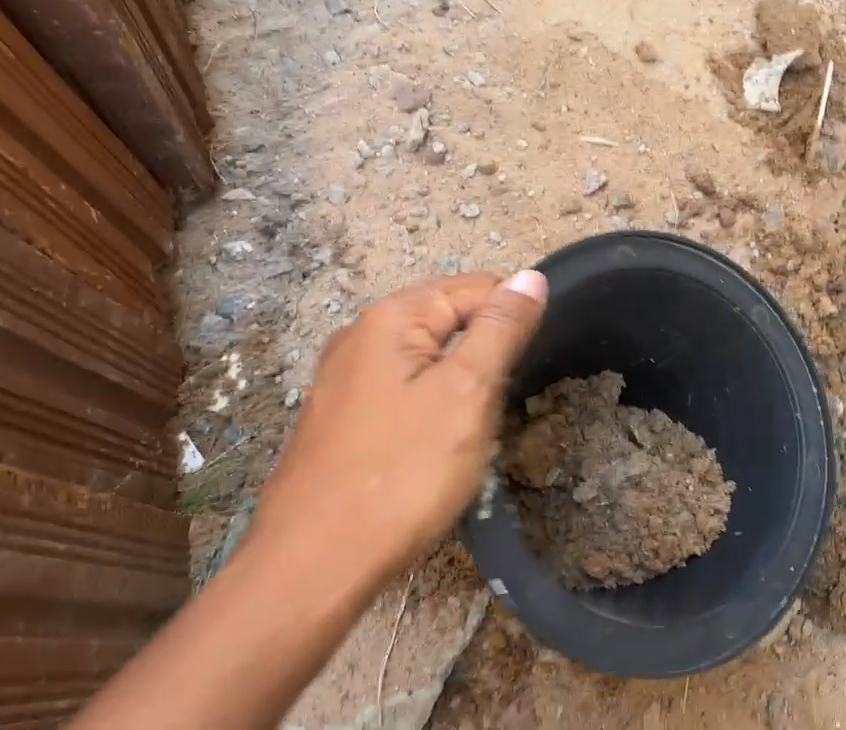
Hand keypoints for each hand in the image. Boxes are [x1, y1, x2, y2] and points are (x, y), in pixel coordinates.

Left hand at [249, 271, 547, 588]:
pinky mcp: (344, 421)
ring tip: (470, 433)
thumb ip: (502, 328)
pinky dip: (435, 411)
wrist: (314, 568)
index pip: (480, 288)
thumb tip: (530, 276)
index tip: (522, 371)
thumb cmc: (402, 473)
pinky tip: (438, 450)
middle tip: (495, 408)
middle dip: (488, 356)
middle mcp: (362, 338)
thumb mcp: (468, 391)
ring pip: (434, 362)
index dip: (513, 323)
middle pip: (454, 321)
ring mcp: (346, 381)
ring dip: (465, 388)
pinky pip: (409, 394)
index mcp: (392, 319)